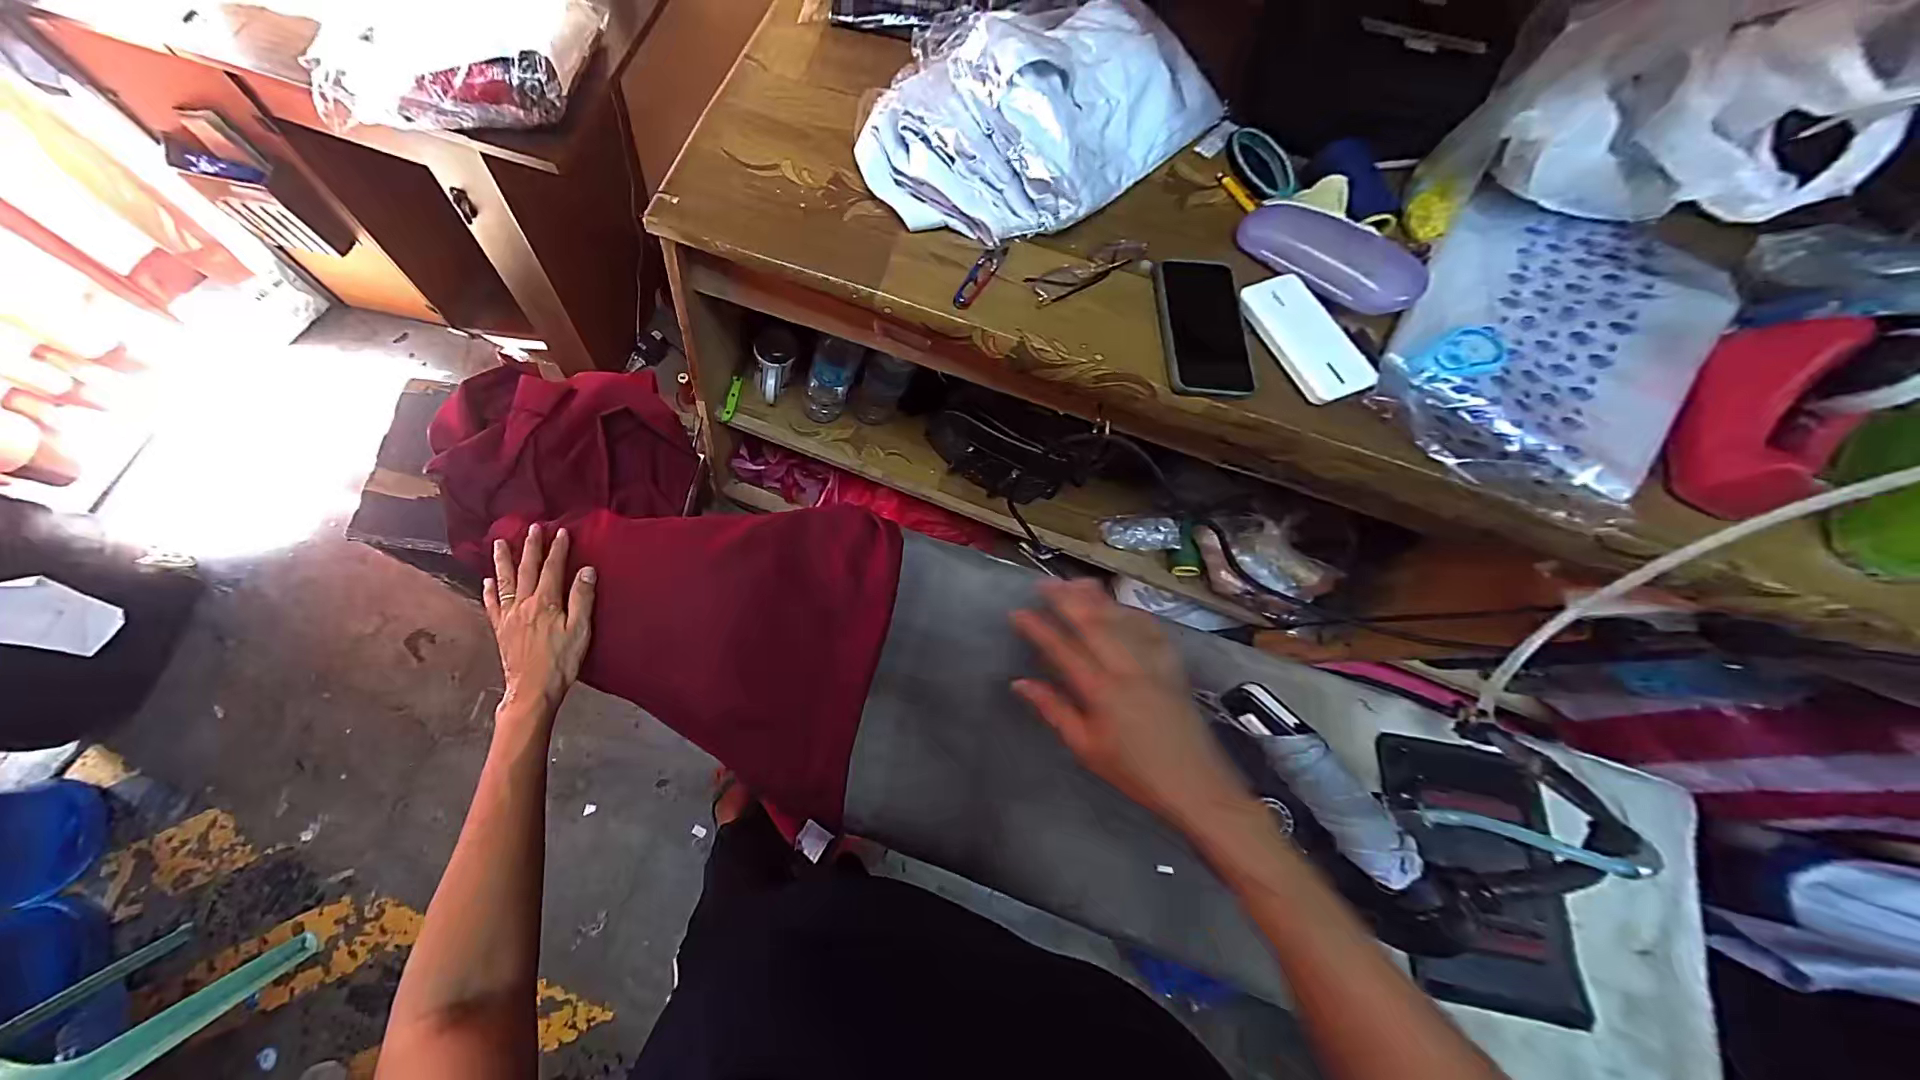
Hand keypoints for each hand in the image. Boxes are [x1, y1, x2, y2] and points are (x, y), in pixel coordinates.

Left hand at [485, 522, 595, 720]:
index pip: (552, 569)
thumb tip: (585, 571)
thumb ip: (582, 599)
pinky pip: (493, 606)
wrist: (532, 690)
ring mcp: (509, 617)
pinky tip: (488, 582)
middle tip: (532, 528)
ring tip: (501, 544)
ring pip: (506, 582)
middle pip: (527, 570)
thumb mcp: (580, 630)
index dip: (557, 549)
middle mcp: (524, 605)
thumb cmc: (562, 661)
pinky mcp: (502, 630)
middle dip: (531, 547)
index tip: (561, 531)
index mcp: (545, 603)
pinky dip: (490, 591)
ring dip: (504, 562)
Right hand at [1010, 579, 1249, 833]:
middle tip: (1045, 583)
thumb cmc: (1134, 772)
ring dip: (1098, 599)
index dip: (1038, 629)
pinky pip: (1153, 631)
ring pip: (1123, 620)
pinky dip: (1134, 614)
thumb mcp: (1086, 747)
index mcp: (1102, 691)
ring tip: (1078, 582)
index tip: (1018, 613)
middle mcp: (1128, 669)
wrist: (1196, 786)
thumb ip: (1054, 710)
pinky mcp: (1173, 667)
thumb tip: (1020, 684)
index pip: (1063, 650)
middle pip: (1094, 623)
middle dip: (1067, 600)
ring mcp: (1154, 664)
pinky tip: (1123, 607)